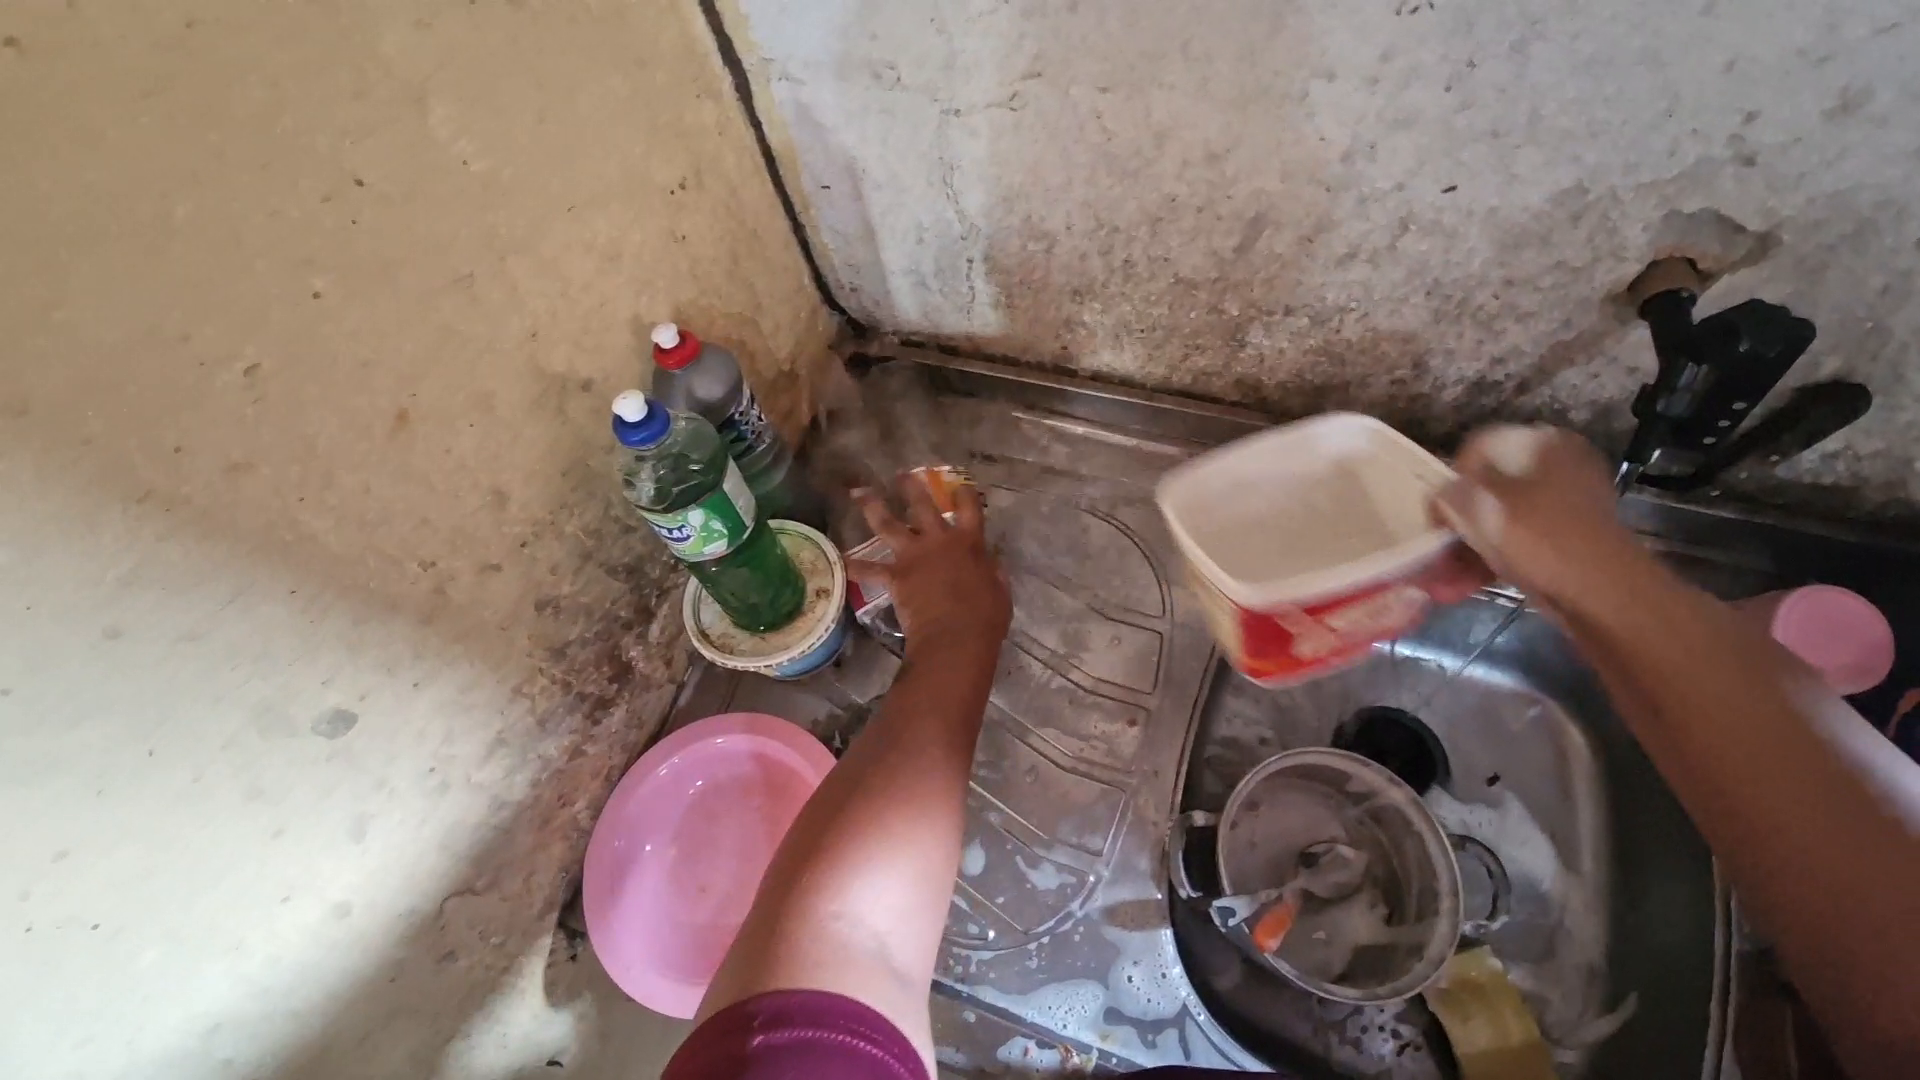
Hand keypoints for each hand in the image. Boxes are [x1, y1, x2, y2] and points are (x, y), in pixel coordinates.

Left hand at [850, 475, 1011, 661]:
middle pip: (922, 505)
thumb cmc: (985, 617)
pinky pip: (869, 571)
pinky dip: (855, 567)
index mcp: (969, 542)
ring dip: (873, 507)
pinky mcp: (895, 576)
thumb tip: (988, 562)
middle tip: (901, 474)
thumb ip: (991, 571)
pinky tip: (841, 562)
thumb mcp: (1000, 590)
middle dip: (911, 487)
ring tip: (859, 492)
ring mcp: (913, 556)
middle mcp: (938, 541)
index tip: (960, 485)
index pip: (969, 507)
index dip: (965, 493)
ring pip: (888, 525)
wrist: (955, 636)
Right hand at [1431, 424, 1647, 611]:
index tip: (1437, 511)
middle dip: (1455, 524)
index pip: (1479, 449)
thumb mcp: (1481, 505)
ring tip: (1441, 579)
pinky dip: (1488, 560)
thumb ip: (1450, 491)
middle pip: (1487, 490)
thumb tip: (1442, 495)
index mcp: (1546, 444)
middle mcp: (1559, 468)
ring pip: (1497, 520)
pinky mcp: (1563, 540)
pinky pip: (1514, 542)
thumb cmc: (1540, 537)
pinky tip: (1461, 585)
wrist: (1602, 593)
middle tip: (1435, 549)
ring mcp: (1563, 506)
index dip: (1451, 480)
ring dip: (1464, 549)